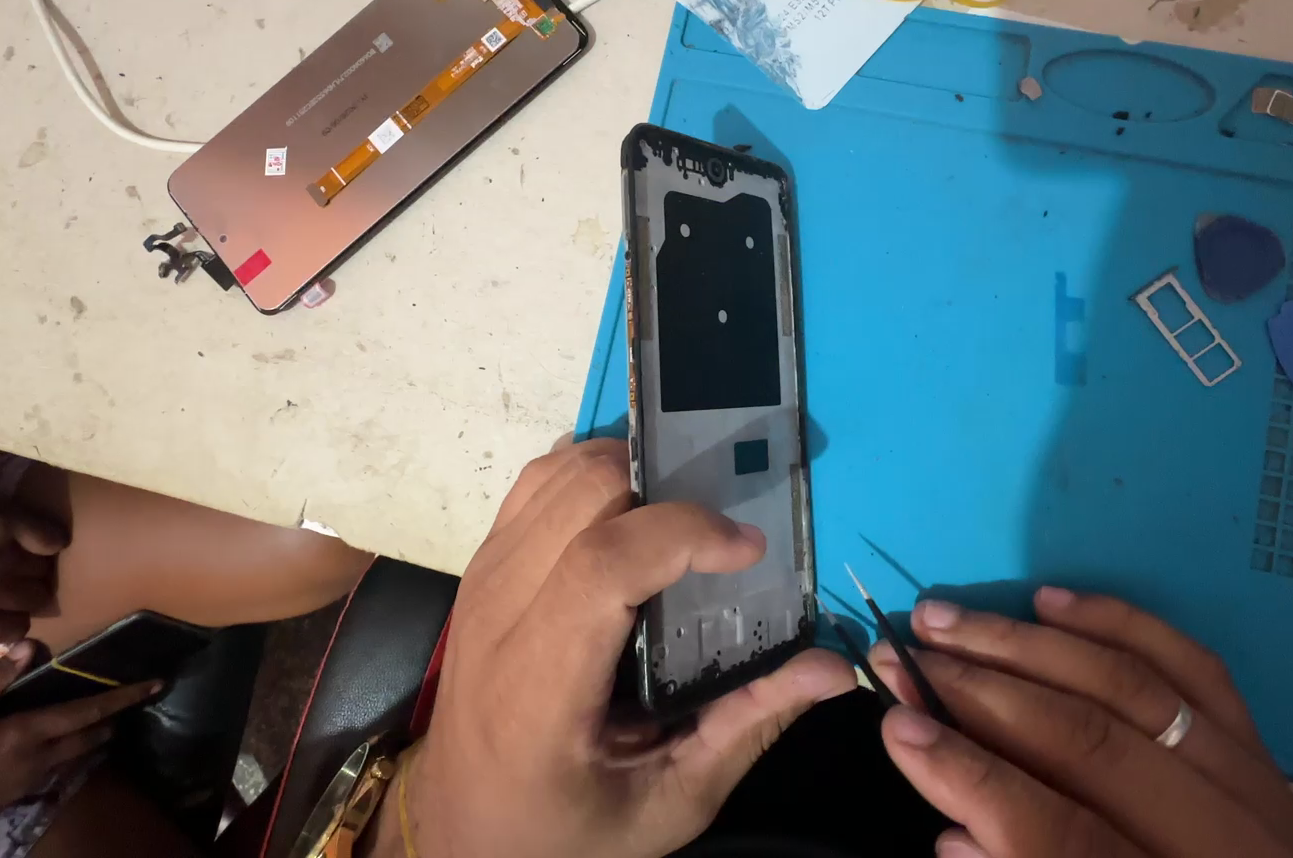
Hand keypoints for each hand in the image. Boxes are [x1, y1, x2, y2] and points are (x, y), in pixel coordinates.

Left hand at [0, 462, 68, 642]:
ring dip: (39, 562)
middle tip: (22, 577)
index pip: (15, 630)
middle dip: (33, 589)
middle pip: (38, 597)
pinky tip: (35, 536)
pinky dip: (51, 540)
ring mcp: (0, 555)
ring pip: (46, 568)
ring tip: (23, 553)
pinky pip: (54, 540)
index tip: (13, 606)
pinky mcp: (13, 523)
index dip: (17, 617)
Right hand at [0, 643, 161, 857]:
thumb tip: (29, 644)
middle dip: (116, 717)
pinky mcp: (7, 799)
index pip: (89, 712)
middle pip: (90, 736)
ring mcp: (22, 785)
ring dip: (95, 736)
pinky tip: (65, 742)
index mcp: (24, 736)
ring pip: (75, 755)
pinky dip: (69, 752)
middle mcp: (34, 761)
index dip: (125, 697)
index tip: (158, 683)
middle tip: (140, 697)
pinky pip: (53, 770)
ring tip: (111, 716)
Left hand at [391, 439, 855, 857]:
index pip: (603, 565)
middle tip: (713, 528)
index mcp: (540, 684)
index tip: (746, 547)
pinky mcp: (482, 559)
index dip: (682, 533)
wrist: (459, 824)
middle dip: (663, 487)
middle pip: (584, 495)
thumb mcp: (667, 801)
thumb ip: (747, 724)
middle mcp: (500, 609)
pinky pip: (539, 479)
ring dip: (630, 470)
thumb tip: (833, 668)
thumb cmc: (564, 824)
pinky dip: (591, 471)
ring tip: (675, 512)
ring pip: (561, 471)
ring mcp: (483, 574)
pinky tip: (626, 508)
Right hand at [870, 589, 1292, 857]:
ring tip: (942, 618)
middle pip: (1092, 742)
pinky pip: (1193, 665)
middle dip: (979, 689)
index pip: (1062, 835)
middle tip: (903, 654)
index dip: (972, 776)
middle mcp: (1237, 846)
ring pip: (1129, 685)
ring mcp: (1261, 791)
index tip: (897, 725)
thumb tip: (949, 832)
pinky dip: (1115, 621)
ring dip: (1020, 641)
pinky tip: (1046, 599)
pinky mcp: (1262, 750)